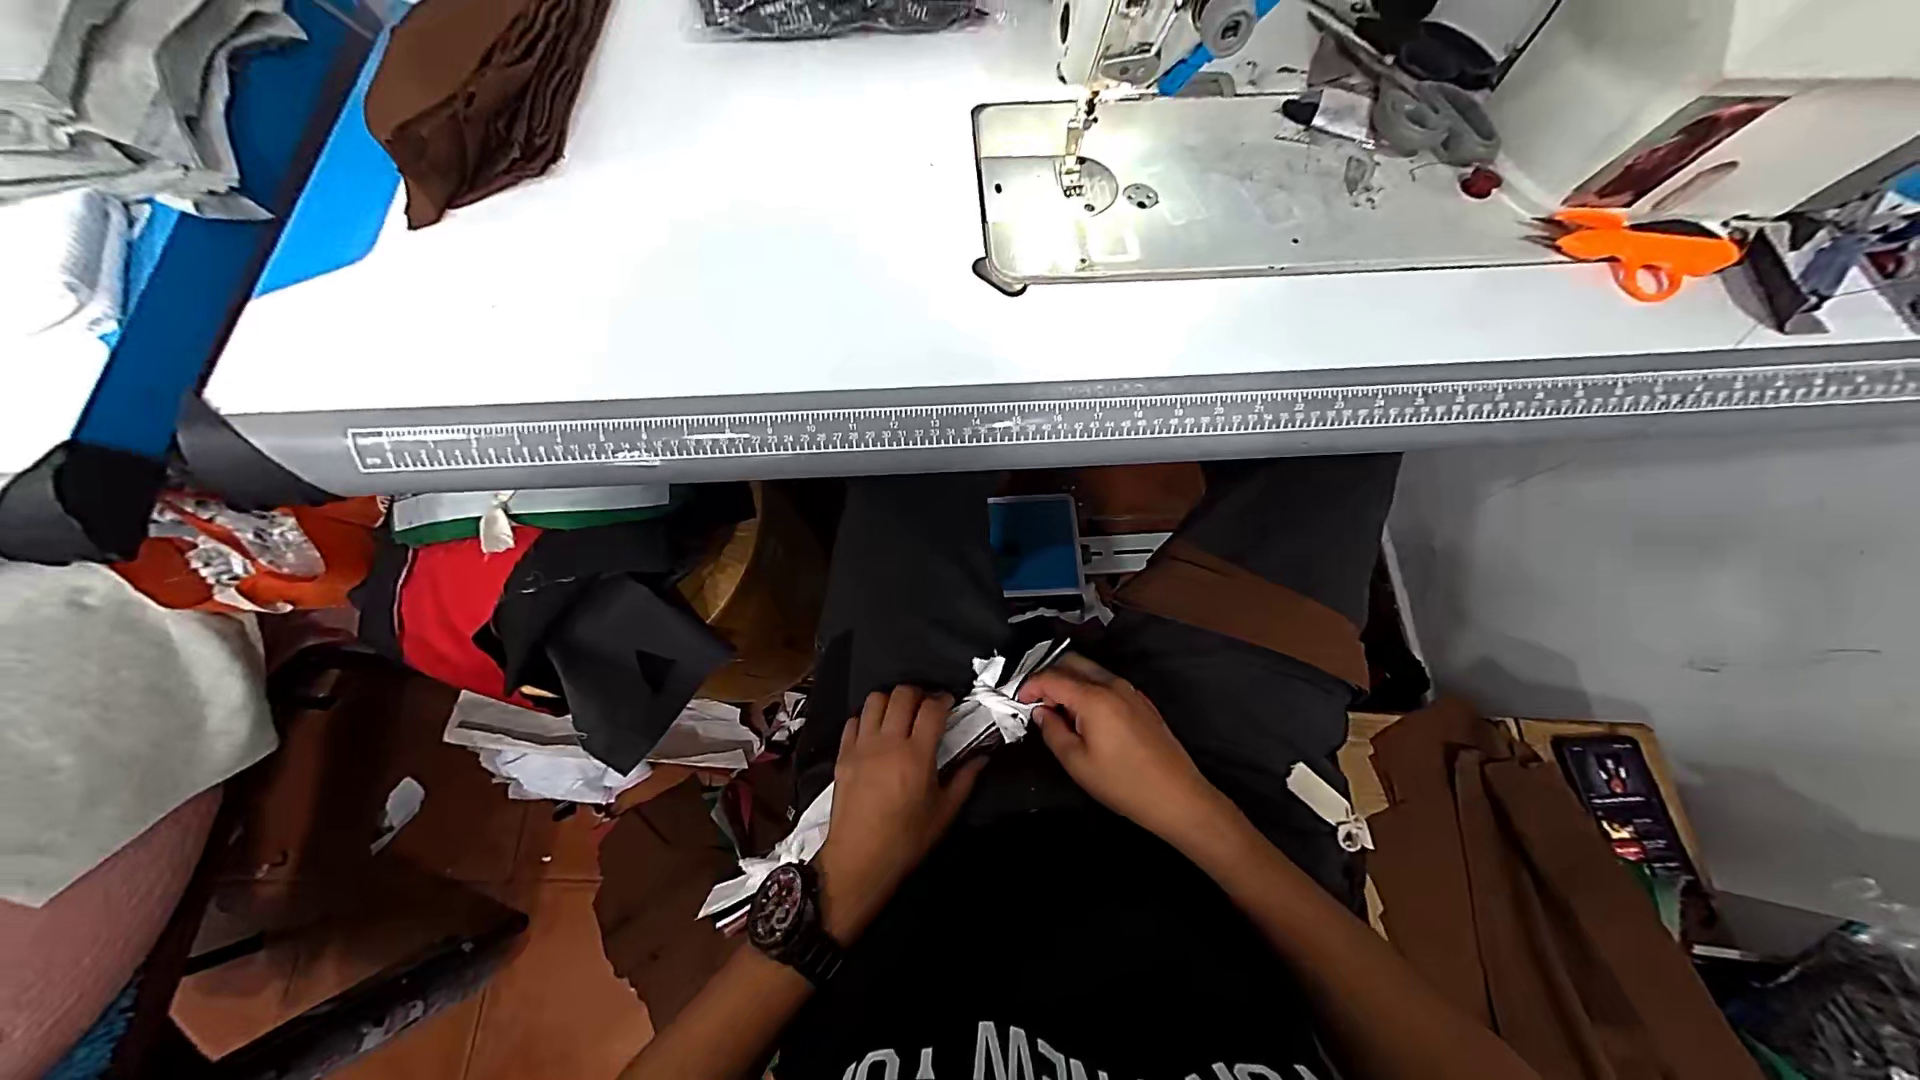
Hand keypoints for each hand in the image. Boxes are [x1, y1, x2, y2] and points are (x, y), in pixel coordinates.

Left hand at [815, 686, 985, 940]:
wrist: (859, 860)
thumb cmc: (905, 840)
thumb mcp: (944, 812)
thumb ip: (965, 779)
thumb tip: (981, 757)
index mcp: (916, 756)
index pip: (932, 708)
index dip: (944, 699)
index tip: (949, 702)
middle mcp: (888, 744)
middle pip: (902, 694)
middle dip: (919, 693)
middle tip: (926, 705)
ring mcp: (862, 747)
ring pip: (874, 700)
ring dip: (891, 700)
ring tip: (900, 713)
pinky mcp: (843, 755)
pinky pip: (853, 720)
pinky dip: (866, 717)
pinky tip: (875, 729)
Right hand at [1018, 654, 1230, 844]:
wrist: (1177, 796)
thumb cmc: (1124, 783)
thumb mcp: (1076, 762)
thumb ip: (1052, 730)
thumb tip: (1041, 712)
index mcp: (1094, 697)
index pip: (1052, 677)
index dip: (1030, 685)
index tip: (1019, 700)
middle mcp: (1113, 685)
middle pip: (1072, 662)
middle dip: (1049, 676)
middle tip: (1037, 702)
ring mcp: (1130, 691)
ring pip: (1090, 670)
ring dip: (1069, 681)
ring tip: (1058, 711)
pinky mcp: (1141, 702)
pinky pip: (1106, 682)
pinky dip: (1088, 688)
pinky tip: (1084, 716)